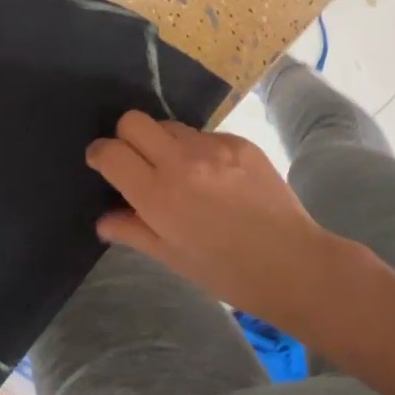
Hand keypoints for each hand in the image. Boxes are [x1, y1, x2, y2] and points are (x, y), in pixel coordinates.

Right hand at [87, 111, 329, 317]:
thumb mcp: (173, 259)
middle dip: (126, 137)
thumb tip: (102, 218)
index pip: (110, 151)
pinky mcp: (238, 141)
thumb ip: (132, 231)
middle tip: (137, 161)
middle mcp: (181, 162)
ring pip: (168, 124)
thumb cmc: (228, 273)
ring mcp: (212, 147)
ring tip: (181, 172)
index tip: (102, 163)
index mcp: (159, 195)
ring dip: (163, 142)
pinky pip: (203, 134)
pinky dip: (199, 151)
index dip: (99, 154)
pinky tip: (216, 178)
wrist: (295, 265)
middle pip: (133, 120)